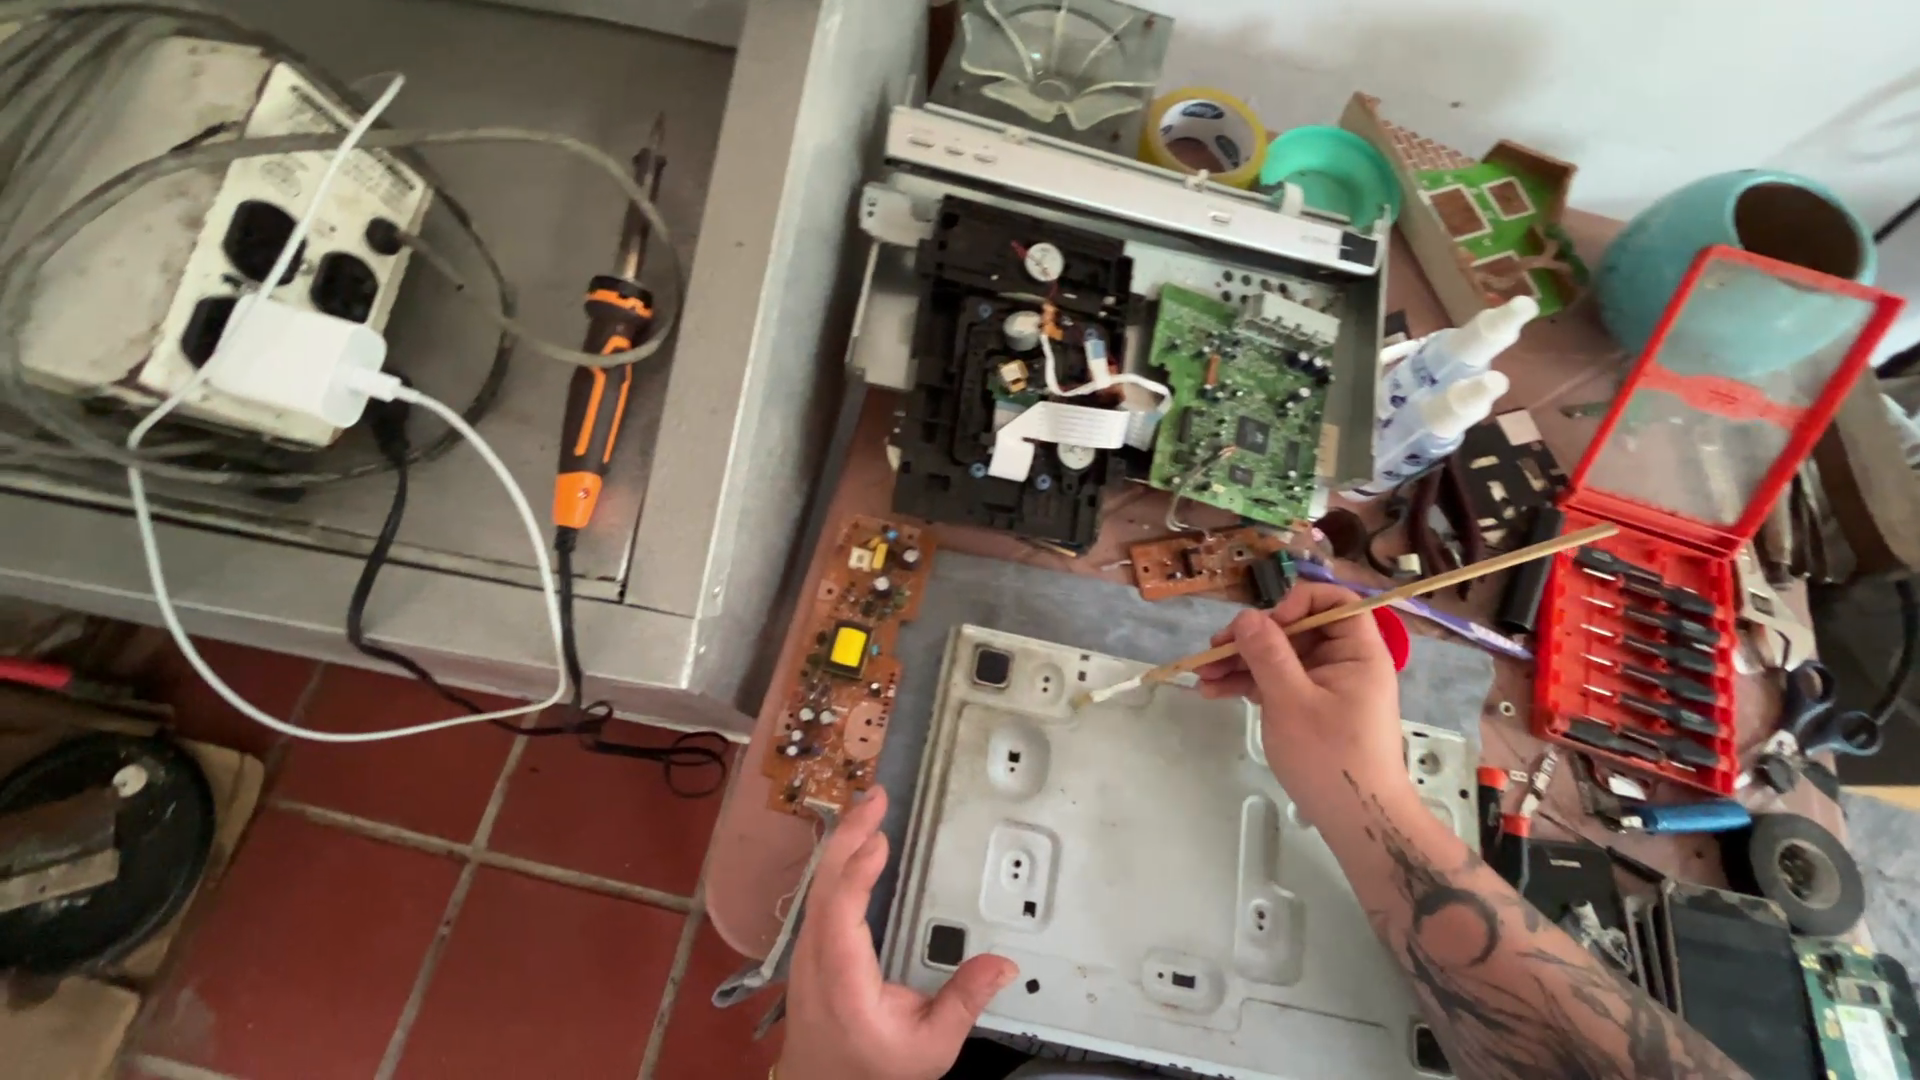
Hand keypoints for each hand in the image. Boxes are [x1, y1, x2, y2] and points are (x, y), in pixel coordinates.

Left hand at [779, 789, 1018, 1079]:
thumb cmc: (873, 1070)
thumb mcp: (929, 1049)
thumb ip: (963, 1004)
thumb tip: (1004, 964)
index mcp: (842, 979)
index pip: (841, 913)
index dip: (857, 871)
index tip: (878, 837)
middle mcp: (816, 955)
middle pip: (825, 883)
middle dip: (849, 833)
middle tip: (877, 796)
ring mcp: (808, 947)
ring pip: (819, 882)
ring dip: (843, 839)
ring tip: (868, 805)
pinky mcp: (811, 943)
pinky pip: (821, 890)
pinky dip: (838, 857)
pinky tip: (854, 839)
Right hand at [1197, 584, 1405, 812]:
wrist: (1355, 820)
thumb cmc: (1332, 758)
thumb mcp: (1292, 702)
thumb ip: (1268, 655)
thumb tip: (1246, 617)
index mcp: (1357, 652)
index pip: (1333, 602)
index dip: (1297, 603)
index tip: (1266, 626)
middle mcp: (1342, 662)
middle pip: (1295, 630)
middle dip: (1251, 638)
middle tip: (1214, 651)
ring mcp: (1324, 685)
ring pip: (1278, 656)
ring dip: (1240, 662)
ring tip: (1203, 675)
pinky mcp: (1308, 706)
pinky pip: (1275, 681)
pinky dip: (1246, 683)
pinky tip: (1214, 691)